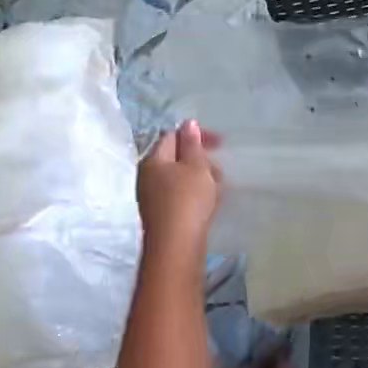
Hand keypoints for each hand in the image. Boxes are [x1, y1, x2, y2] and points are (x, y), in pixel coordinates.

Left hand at [138, 120, 220, 251]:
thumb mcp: (196, 166)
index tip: (220, 143)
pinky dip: (196, 194)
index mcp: (153, 160)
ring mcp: (152, 197)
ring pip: (180, 178)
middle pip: (177, 158)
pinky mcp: (161, 214)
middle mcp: (147, 176)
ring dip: (201, 179)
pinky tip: (209, 204)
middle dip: (201, 161)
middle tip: (219, 172)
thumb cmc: (188, 199)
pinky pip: (180, 195)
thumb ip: (193, 144)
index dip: (196, 135)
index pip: (172, 136)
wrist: (176, 244)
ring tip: (218, 190)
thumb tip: (188, 123)